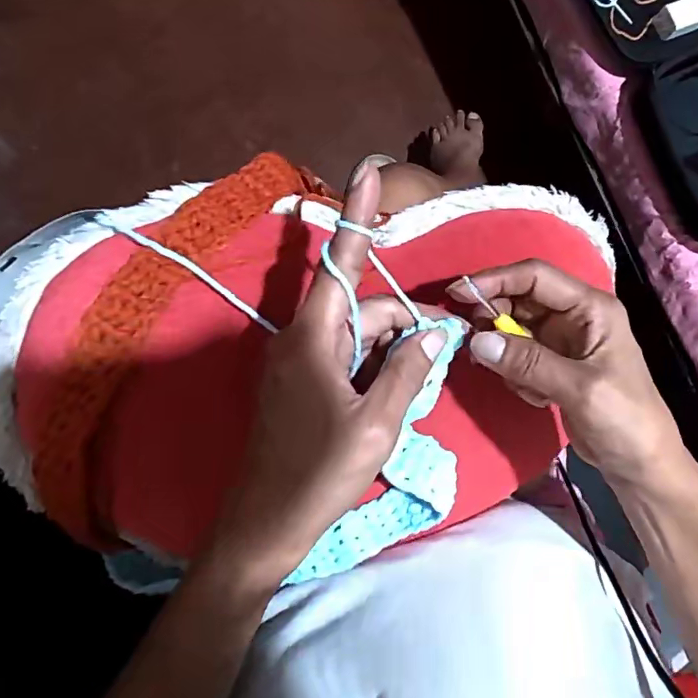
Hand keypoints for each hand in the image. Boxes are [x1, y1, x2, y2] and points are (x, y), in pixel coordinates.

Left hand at [206, 166, 454, 587]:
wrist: (264, 527)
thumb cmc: (320, 473)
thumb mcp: (377, 422)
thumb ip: (407, 371)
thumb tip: (432, 333)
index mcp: (314, 338)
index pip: (342, 262)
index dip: (360, 215)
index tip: (368, 170)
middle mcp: (301, 339)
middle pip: (364, 308)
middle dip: (402, 326)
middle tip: (431, 362)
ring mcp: (297, 362)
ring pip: (358, 335)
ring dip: (390, 354)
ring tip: (406, 397)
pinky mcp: (299, 384)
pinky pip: (346, 357)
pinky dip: (373, 369)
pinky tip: (387, 400)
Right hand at [450, 260, 688, 491]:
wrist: (641, 464)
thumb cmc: (624, 419)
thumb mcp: (578, 388)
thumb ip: (528, 362)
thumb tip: (477, 341)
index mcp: (591, 307)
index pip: (536, 276)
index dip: (496, 279)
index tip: (458, 293)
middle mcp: (576, 316)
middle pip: (521, 299)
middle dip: (493, 317)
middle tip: (470, 342)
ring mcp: (564, 341)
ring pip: (516, 329)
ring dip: (505, 352)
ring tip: (515, 382)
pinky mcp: (555, 366)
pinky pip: (519, 356)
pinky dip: (516, 373)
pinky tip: (536, 398)